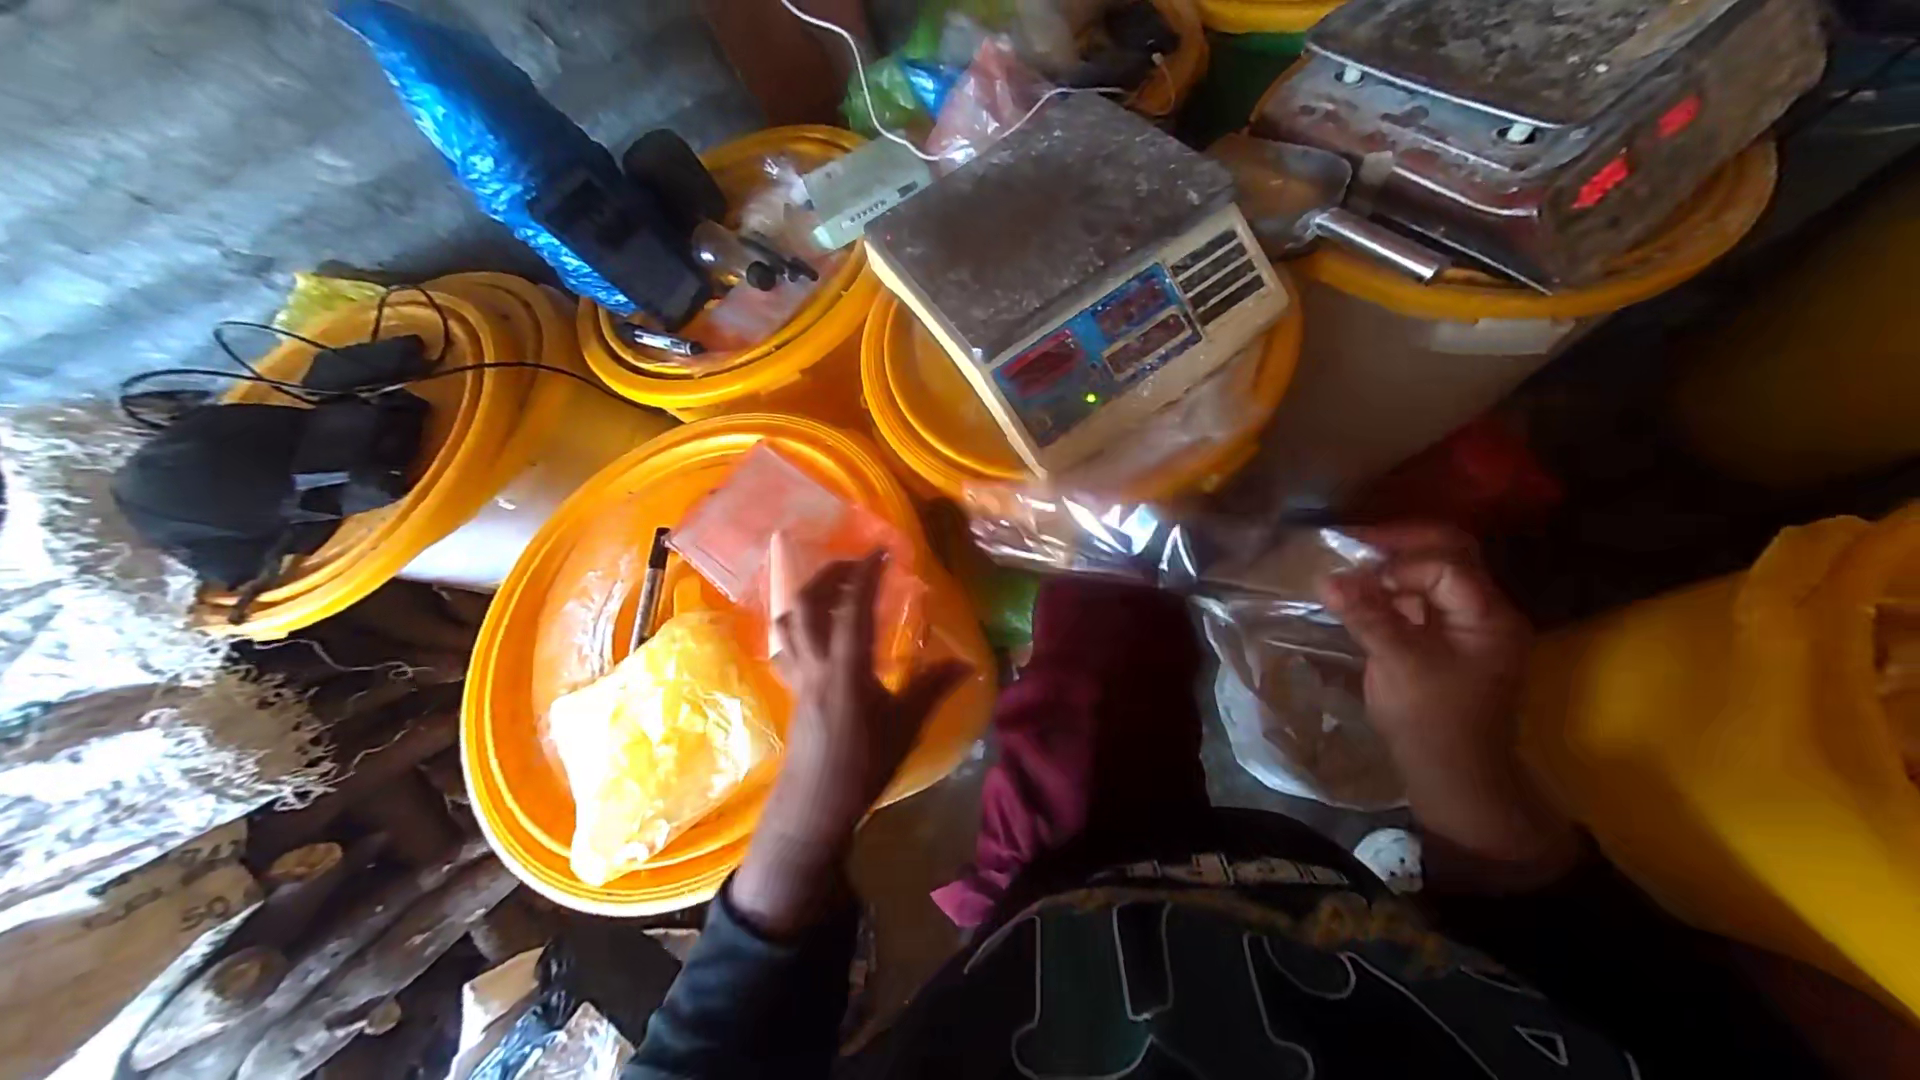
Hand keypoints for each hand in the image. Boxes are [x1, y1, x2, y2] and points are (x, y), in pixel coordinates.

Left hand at [731, 553, 968, 935]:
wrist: (814, 807)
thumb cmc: (863, 766)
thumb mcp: (906, 726)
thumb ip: (933, 688)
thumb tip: (968, 664)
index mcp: (847, 668)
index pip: (853, 607)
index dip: (865, 573)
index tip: (880, 550)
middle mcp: (816, 664)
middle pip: (807, 604)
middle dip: (828, 575)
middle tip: (855, 565)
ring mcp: (798, 676)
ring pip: (789, 622)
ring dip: (808, 595)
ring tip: (834, 589)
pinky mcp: (791, 690)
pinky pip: (786, 645)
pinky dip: (798, 624)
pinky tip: (817, 630)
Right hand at [1320, 524, 1580, 893]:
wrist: (1451, 775)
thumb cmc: (1432, 720)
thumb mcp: (1398, 664)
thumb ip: (1367, 616)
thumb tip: (1326, 578)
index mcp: (1489, 616)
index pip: (1445, 565)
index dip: (1398, 564)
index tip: (1353, 573)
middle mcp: (1483, 612)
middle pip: (1448, 555)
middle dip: (1399, 545)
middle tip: (1351, 544)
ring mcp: (1463, 625)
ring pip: (1431, 573)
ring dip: (1392, 564)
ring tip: (1350, 563)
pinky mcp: (1441, 639)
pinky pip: (1417, 598)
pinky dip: (1388, 589)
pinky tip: (1359, 593)